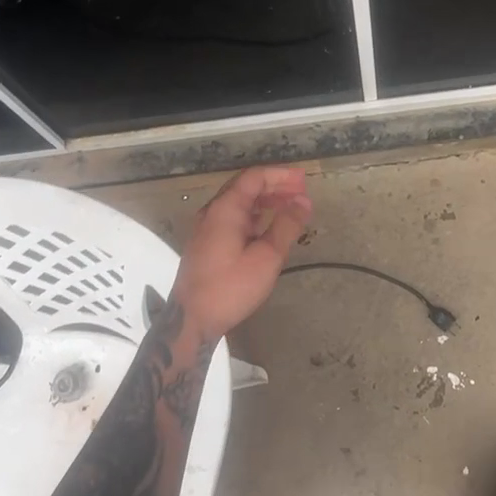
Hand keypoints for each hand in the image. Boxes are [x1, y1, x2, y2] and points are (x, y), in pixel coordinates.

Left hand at [170, 167, 312, 338]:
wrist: (192, 319)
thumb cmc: (230, 287)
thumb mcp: (266, 257)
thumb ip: (286, 226)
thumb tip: (304, 201)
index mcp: (225, 209)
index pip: (254, 178)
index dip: (280, 175)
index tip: (303, 180)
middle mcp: (212, 212)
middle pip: (245, 187)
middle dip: (275, 187)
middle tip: (302, 193)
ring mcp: (206, 228)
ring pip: (238, 203)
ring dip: (265, 202)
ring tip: (290, 209)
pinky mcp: (206, 244)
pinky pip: (232, 218)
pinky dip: (254, 216)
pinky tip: (267, 228)